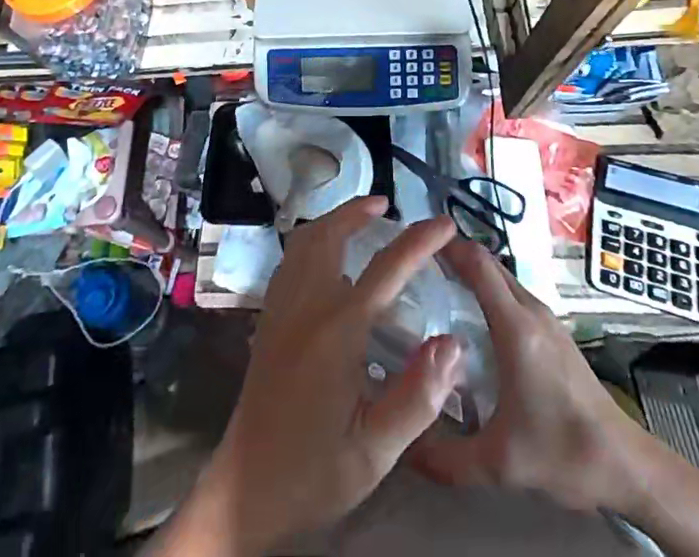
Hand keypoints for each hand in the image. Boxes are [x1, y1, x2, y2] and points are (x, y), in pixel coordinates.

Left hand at [157, 198, 463, 556]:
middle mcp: (304, 308)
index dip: (420, 242)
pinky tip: (326, 258)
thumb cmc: (314, 473)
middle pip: (329, 237)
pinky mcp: (267, 324)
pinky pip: (289, 263)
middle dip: (358, 211)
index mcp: (336, 332)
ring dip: (332, 222)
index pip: (386, 270)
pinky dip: (311, 242)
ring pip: (302, 244)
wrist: (244, 493)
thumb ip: (418, 395)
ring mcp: (280, 312)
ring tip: (360, 219)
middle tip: (388, 205)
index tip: (446, 225)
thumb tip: (453, 344)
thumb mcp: (377, 450)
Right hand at [411, 240, 654, 515]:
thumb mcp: (496, 463)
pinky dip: (485, 294)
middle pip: (488, 265)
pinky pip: (511, 297)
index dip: (445, 247)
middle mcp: (532, 313)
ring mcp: (546, 321)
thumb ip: (443, 458)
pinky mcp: (553, 334)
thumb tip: (402, 447)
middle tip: (410, 270)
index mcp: (516, 328)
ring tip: (430, 291)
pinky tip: (465, 322)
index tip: (410, 244)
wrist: (624, 466)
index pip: (478, 265)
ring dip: (469, 275)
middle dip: (450, 257)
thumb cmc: (562, 454)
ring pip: (501, 280)